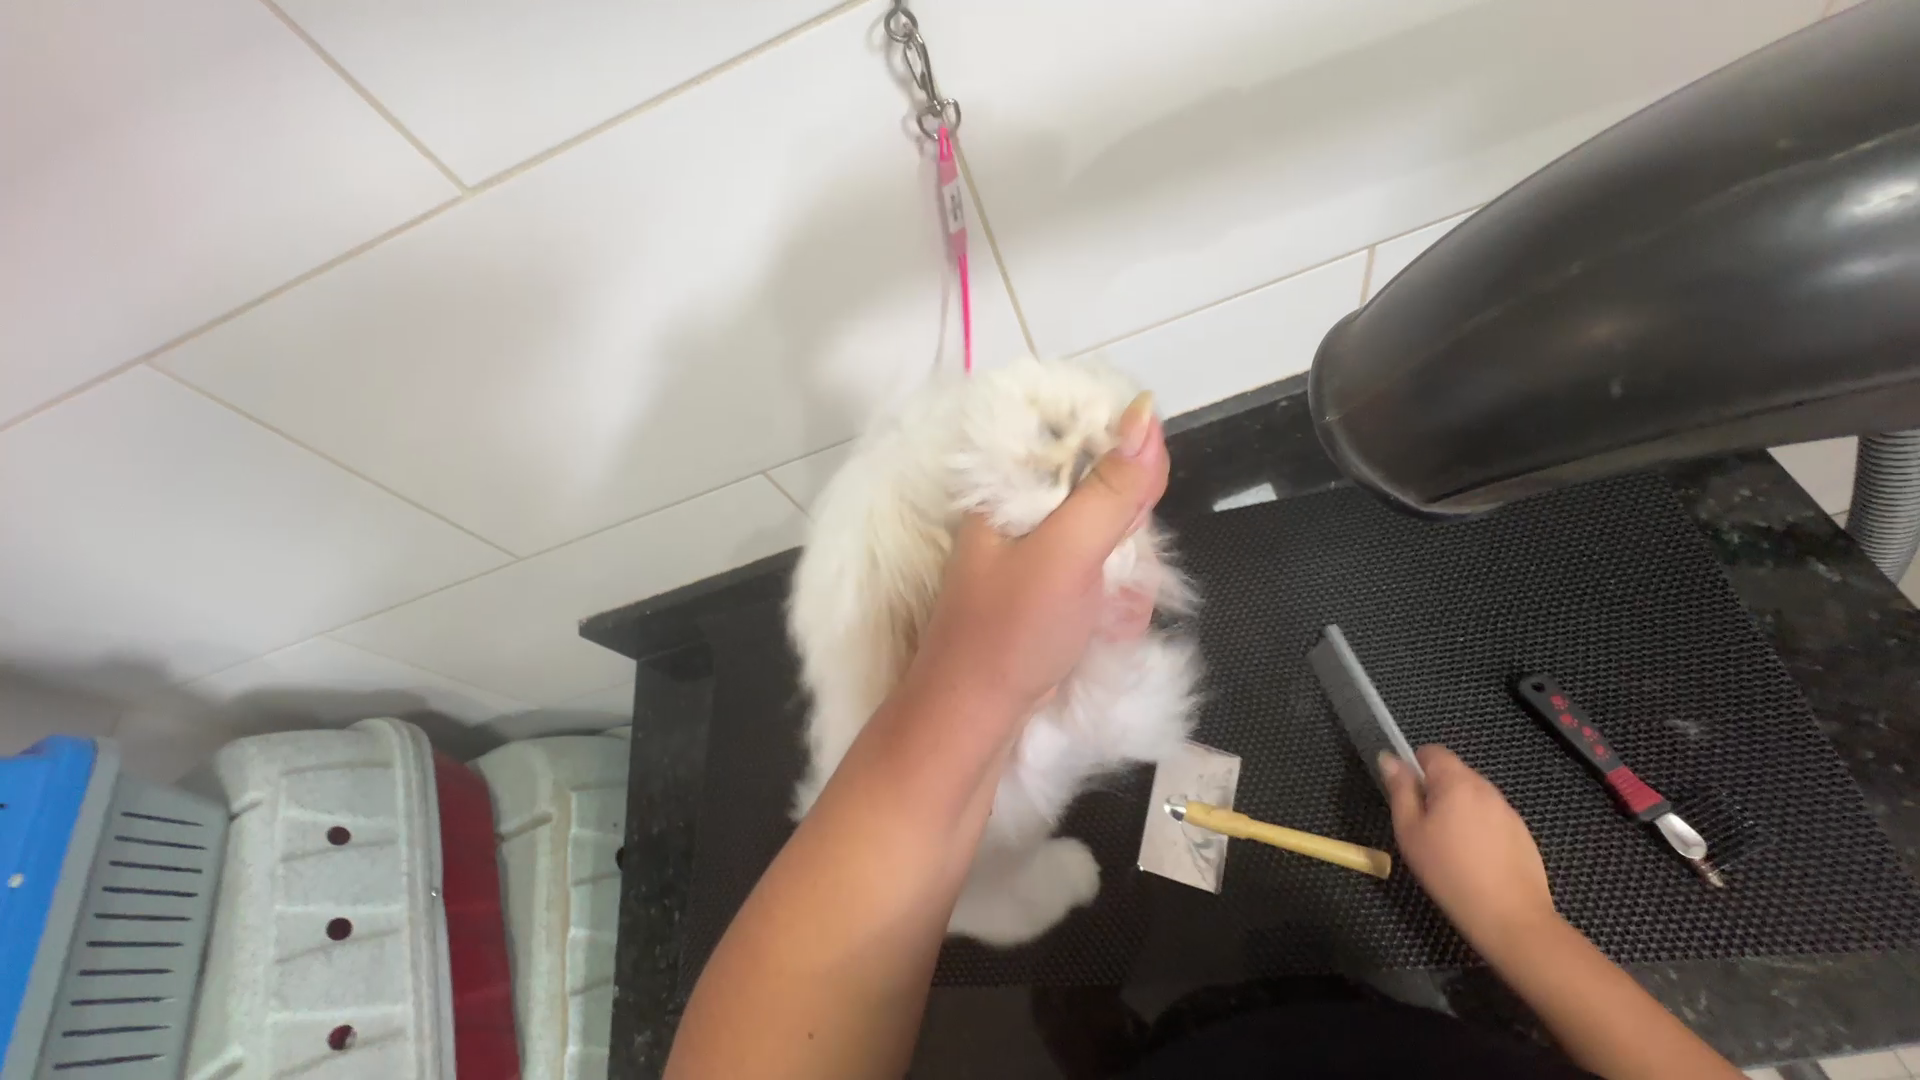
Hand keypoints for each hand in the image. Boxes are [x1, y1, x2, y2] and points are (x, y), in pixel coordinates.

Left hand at [906, 392, 1168, 714]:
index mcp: (1013, 488)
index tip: (1131, 512)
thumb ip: (1110, 488)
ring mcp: (1042, 554)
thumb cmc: (1010, 633)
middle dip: (1126, 541)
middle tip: (1108, 577)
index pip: (1083, 439)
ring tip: (1101, 615)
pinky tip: (1101, 630)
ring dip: (1124, 582)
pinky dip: (1114, 606)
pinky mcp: (1055, 590)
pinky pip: (1106, 579)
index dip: (1123, 465)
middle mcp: (1026, 515)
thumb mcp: (1067, 553)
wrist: (977, 716)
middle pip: (1109, 494)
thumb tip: (1145, 413)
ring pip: (1116, 541)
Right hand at [1382, 745, 1560, 957]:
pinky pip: (1492, 818)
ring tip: (1449, 845)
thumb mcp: (1409, 831)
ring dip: (1458, 809)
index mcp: (1456, 783)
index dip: (1415, 766)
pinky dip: (1479, 828)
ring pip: (1474, 797)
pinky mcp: (1523, 835)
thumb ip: (1400, 790)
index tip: (1408, 795)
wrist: (1510, 917)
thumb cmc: (1448, 871)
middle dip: (1436, 790)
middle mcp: (1486, 789)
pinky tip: (1475, 859)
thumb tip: (1390, 759)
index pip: (1433, 752)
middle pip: (1455, 773)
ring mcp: (1509, 812)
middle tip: (1423, 824)